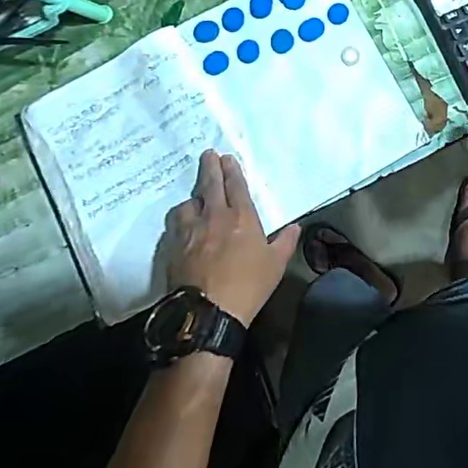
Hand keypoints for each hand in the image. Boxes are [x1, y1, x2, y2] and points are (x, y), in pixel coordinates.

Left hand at [162, 151, 299, 325]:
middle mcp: (214, 217)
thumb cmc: (248, 285)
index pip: (236, 186)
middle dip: (210, 168)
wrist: (208, 312)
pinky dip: (180, 219)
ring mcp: (190, 231)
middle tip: (208, 155)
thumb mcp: (276, 264)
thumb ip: (285, 242)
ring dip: (192, 197)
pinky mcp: (173, 248)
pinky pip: (175, 225)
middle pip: (210, 185)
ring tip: (195, 197)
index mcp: (242, 217)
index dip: (232, 171)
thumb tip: (294, 227)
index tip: (227, 158)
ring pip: (187, 204)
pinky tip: (182, 224)